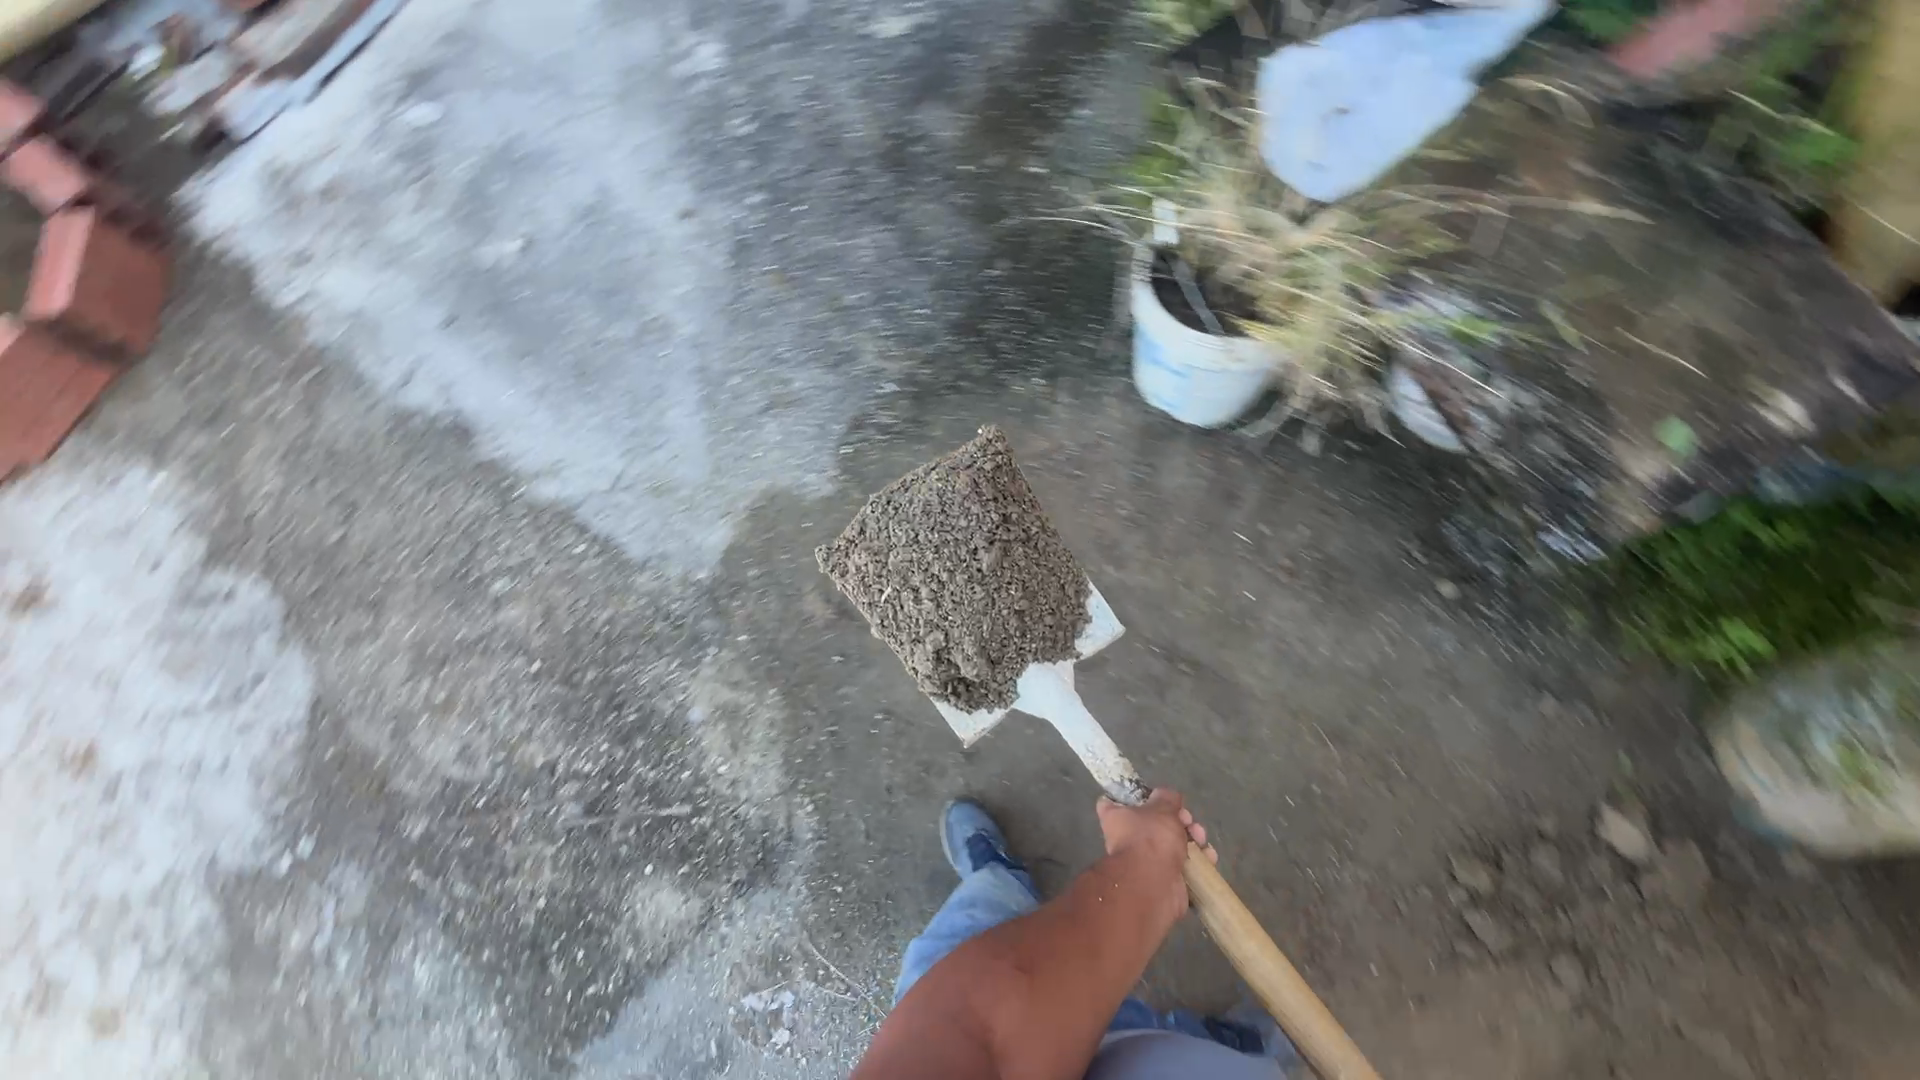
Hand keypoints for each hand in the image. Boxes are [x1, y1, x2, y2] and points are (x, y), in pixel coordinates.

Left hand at [1095, 788, 1215, 914]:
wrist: (1155, 885)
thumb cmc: (1151, 838)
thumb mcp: (1162, 807)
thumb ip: (1167, 798)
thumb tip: (1167, 796)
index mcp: (1116, 817)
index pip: (1112, 801)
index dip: (1132, 797)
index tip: (1152, 796)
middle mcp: (1127, 838)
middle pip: (1155, 821)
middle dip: (1178, 819)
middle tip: (1188, 821)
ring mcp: (1146, 860)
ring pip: (1172, 843)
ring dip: (1192, 839)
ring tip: (1201, 839)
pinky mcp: (1165, 879)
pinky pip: (1183, 864)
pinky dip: (1197, 860)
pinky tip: (1208, 857)